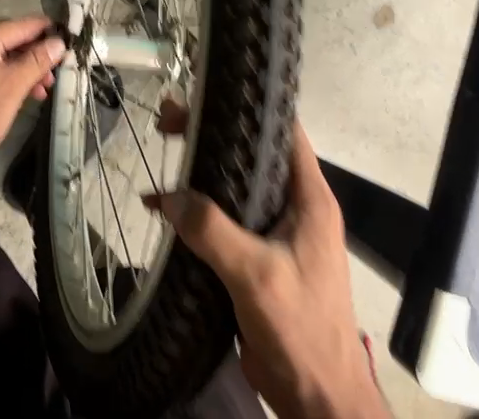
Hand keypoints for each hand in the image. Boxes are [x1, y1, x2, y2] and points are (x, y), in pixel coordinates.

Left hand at [0, 16, 65, 171]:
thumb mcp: (14, 87)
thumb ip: (38, 61)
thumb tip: (59, 42)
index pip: (22, 25)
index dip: (46, 31)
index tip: (67, 38)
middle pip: (9, 38)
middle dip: (34, 54)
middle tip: (54, 72)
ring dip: (21, 66)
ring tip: (41, 88)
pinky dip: (3, 72)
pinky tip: (20, 90)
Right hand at [147, 121, 385, 418]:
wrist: (317, 396)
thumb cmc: (301, 327)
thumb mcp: (255, 274)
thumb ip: (212, 230)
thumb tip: (167, 197)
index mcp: (309, 199)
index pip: (286, 131)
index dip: (251, 106)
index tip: (208, 91)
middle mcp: (295, 207)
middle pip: (252, 155)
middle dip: (211, 135)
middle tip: (167, 121)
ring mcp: (277, 233)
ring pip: (236, 187)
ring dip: (201, 171)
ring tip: (161, 150)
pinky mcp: (259, 259)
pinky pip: (226, 221)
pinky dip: (198, 209)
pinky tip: (166, 208)